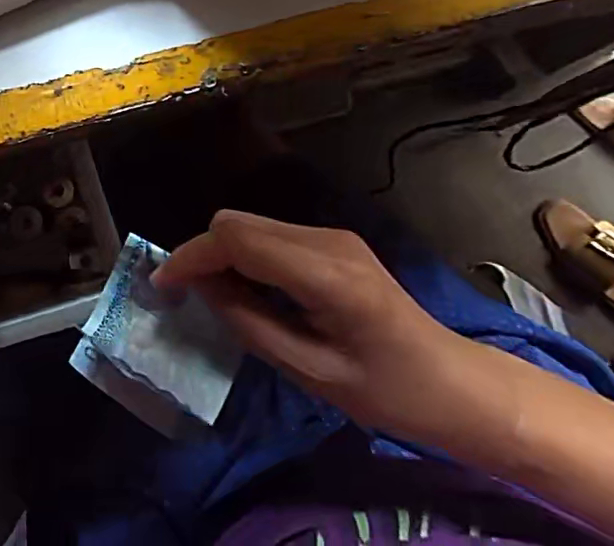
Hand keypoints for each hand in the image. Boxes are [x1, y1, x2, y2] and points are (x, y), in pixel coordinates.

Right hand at [152, 210, 476, 442]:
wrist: (451, 380)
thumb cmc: (388, 391)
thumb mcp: (310, 371)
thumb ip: (250, 322)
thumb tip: (203, 288)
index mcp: (325, 272)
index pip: (238, 239)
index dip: (192, 256)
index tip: (162, 286)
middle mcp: (327, 238)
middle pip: (240, 222)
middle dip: (204, 253)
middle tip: (186, 297)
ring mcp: (334, 235)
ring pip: (254, 225)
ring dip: (225, 254)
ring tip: (215, 298)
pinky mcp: (336, 242)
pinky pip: (274, 237)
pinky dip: (249, 256)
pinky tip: (250, 291)